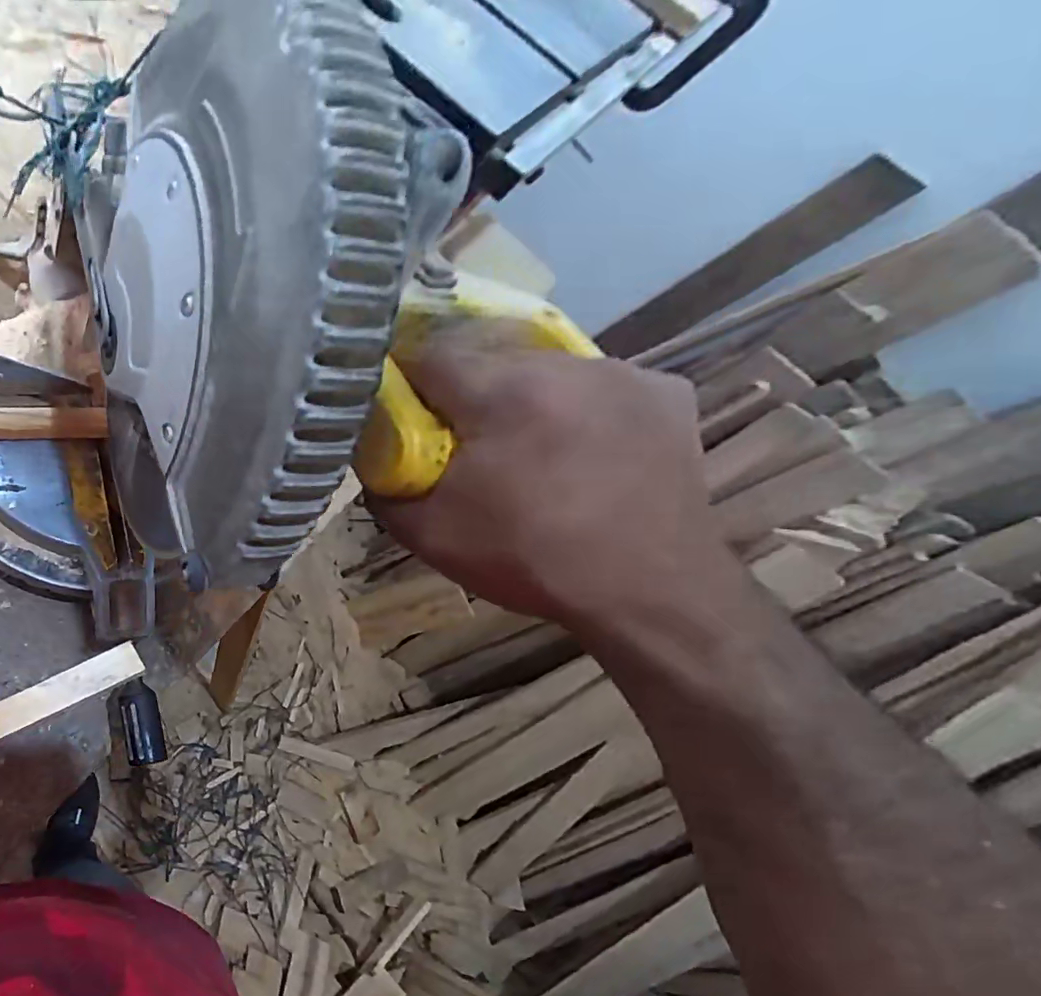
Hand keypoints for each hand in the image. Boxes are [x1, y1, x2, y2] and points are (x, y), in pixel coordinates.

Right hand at [368, 323, 727, 629]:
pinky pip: (596, 384)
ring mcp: (623, 374)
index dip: (404, 379)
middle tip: (457, 439)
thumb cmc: (527, 560)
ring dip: (519, 396)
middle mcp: (565, 366)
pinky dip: (574, 406)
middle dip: (462, 390)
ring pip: (543, 368)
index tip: (399, 411)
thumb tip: (375, 459)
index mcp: (503, 393)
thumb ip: (385, 486)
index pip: (429, 354)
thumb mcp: (427, 533)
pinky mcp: (666, 393)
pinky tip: (575, 446)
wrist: (649, 595)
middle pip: (488, 357)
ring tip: (520, 446)